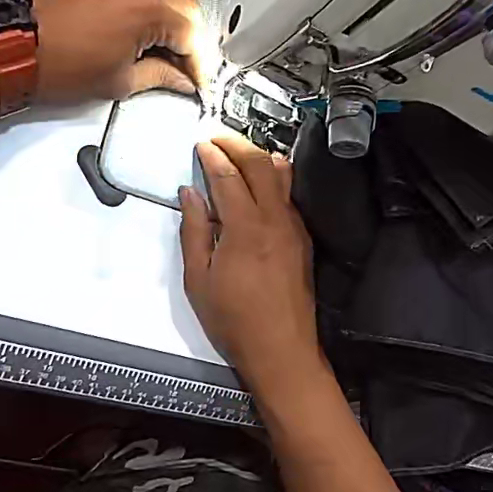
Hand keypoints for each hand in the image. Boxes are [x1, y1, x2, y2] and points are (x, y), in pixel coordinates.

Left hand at [32, 0, 212, 104]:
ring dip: (175, 28)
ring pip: (169, 0)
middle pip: (188, 11)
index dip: (201, 65)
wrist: (17, 47)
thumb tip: (182, 81)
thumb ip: (161, 77)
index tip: (200, 84)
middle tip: (190, 74)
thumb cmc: (61, 64)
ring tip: (169, 61)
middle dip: (194, 43)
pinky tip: (148, 42)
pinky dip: (155, 17)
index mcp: (150, 8)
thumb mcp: (119, 81)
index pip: (195, 35)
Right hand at [178, 135, 324, 394]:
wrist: (282, 353)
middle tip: (216, 138)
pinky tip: (258, 182)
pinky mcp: (302, 239)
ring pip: (282, 176)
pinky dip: (272, 178)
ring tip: (237, 151)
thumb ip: (194, 230)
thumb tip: (190, 194)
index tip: (200, 144)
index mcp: (246, 228)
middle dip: (236, 144)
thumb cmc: (234, 320)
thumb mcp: (198, 279)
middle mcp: (275, 220)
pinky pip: (288, 196)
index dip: (212, 155)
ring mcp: (293, 228)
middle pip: (260, 164)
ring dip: (258, 156)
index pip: (228, 176)